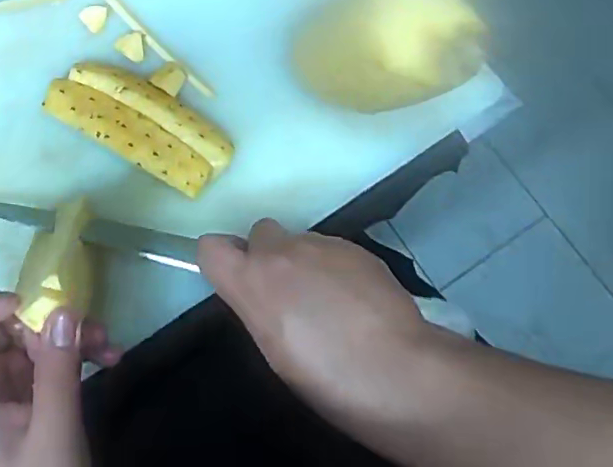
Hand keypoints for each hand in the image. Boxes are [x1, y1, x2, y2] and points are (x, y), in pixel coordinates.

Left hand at [0, 288, 121, 466]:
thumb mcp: (55, 437)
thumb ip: (57, 371)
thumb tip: (61, 309)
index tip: (19, 304)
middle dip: (36, 318)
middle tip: (73, 320)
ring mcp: (12, 399)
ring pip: (28, 342)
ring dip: (67, 333)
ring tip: (104, 338)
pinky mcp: (38, 406)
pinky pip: (52, 362)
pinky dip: (78, 353)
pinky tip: (110, 356)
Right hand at [199, 219, 438, 425]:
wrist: (402, 373)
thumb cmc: (328, 379)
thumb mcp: (274, 351)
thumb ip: (257, 307)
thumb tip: (259, 292)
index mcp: (251, 281)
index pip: (210, 247)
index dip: (223, 260)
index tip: (239, 280)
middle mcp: (278, 251)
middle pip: (259, 233)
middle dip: (271, 256)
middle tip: (293, 294)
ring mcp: (318, 244)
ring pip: (300, 242)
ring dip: (307, 263)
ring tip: (335, 304)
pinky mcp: (354, 246)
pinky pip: (333, 251)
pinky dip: (339, 269)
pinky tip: (360, 303)